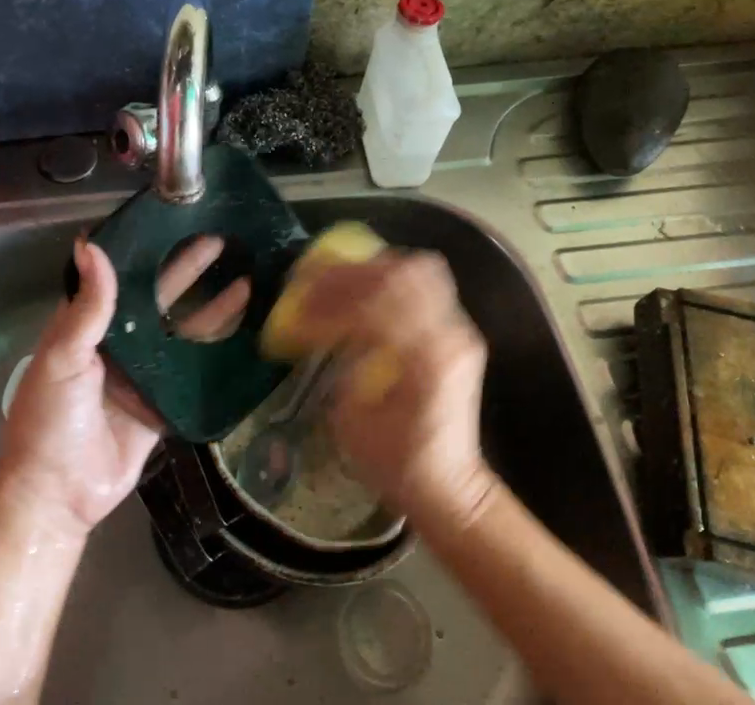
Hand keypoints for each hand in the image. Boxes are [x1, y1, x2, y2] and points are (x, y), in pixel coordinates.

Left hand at [0, 235, 249, 538]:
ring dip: (211, 308)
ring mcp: (143, 375)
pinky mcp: (163, 405)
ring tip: (247, 280)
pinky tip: (242, 333)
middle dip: (189, 272)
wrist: (59, 493)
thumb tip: (91, 245)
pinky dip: (216, 353)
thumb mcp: (63, 356)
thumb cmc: (50, 419)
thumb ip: (87, 306)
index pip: (120, 278)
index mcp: (86, 326)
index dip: (146, 252)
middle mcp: (117, 344)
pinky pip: (193, 374)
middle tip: (222, 241)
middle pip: (159, 300)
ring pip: (182, 334)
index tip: (175, 223)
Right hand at [291, 251, 495, 527]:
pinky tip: (361, 287)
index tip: (295, 309)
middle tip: (308, 279)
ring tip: (335, 278)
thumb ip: (338, 369)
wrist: (449, 485)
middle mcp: (449, 338)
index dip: (327, 305)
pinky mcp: (456, 330)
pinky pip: (425, 284)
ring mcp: (459, 330)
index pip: (374, 311)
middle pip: (399, 277)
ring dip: (370, 268)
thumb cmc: (396, 464)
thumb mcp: (351, 424)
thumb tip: (316, 332)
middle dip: (346, 274)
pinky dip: (388, 277)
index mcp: (426, 364)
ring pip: (418, 270)